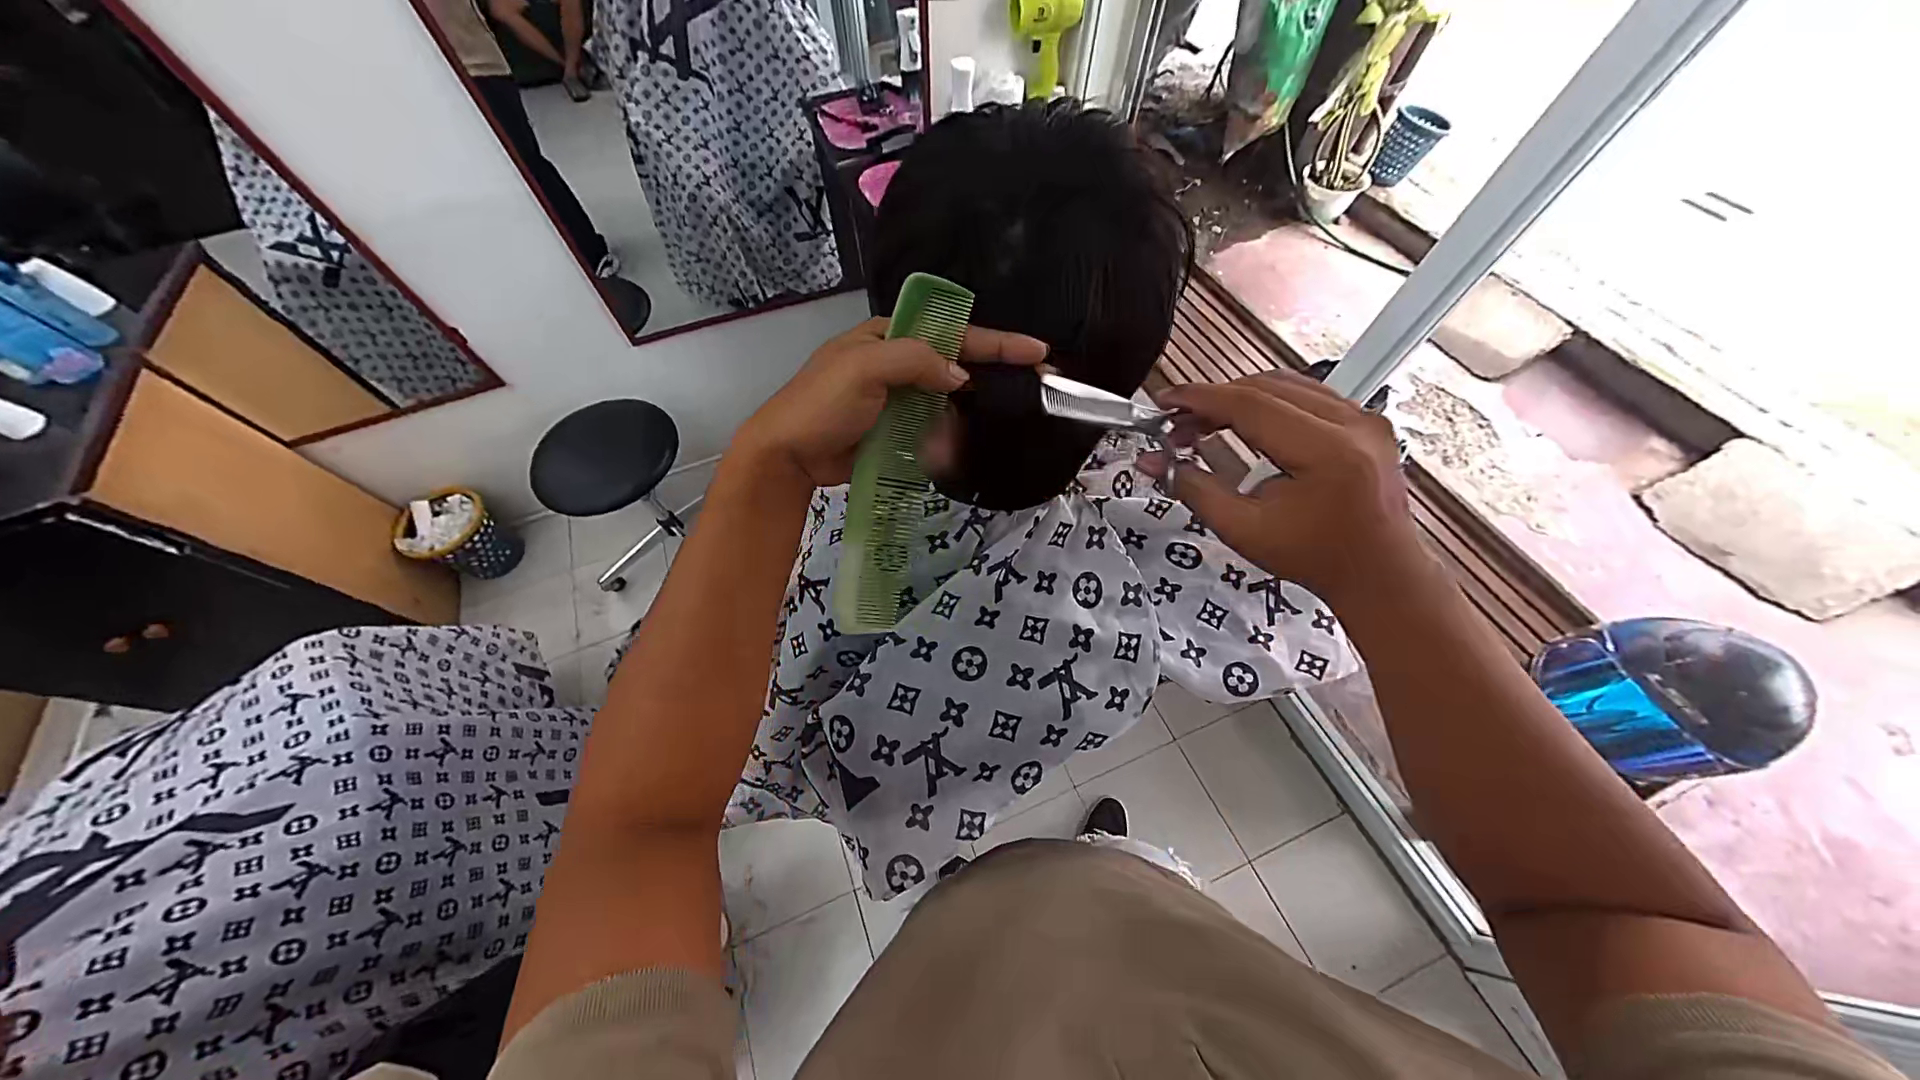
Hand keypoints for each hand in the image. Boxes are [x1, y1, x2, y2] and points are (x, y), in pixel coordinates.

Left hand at [731, 317, 1047, 488]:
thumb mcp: (864, 368)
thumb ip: (915, 360)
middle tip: (1028, 390)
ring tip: (967, 436)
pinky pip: (930, 431)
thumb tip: (960, 376)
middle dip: (988, 380)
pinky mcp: (894, 432)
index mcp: (887, 338)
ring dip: (961, 419)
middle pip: (954, 366)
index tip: (1036, 350)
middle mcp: (896, 365)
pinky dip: (942, 441)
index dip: (995, 342)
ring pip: (946, 404)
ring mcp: (896, 401)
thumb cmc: (819, 404)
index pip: (950, 334)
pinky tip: (945, 454)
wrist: (787, 455)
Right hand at [1138, 370, 1430, 604]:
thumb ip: (1193, 488)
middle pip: (1266, 388)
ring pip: (1286, 386)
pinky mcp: (1365, 422)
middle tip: (1176, 424)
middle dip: (1213, 401)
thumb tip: (1153, 461)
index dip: (1200, 398)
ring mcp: (1364, 418)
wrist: (1377, 573)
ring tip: (1202, 425)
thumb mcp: (1243, 528)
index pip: (1251, 404)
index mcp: (1328, 451)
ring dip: (1238, 399)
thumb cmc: (1315, 557)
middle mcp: (1353, 424)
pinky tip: (1240, 424)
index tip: (1165, 401)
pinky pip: (1306, 395)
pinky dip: (1266, 404)